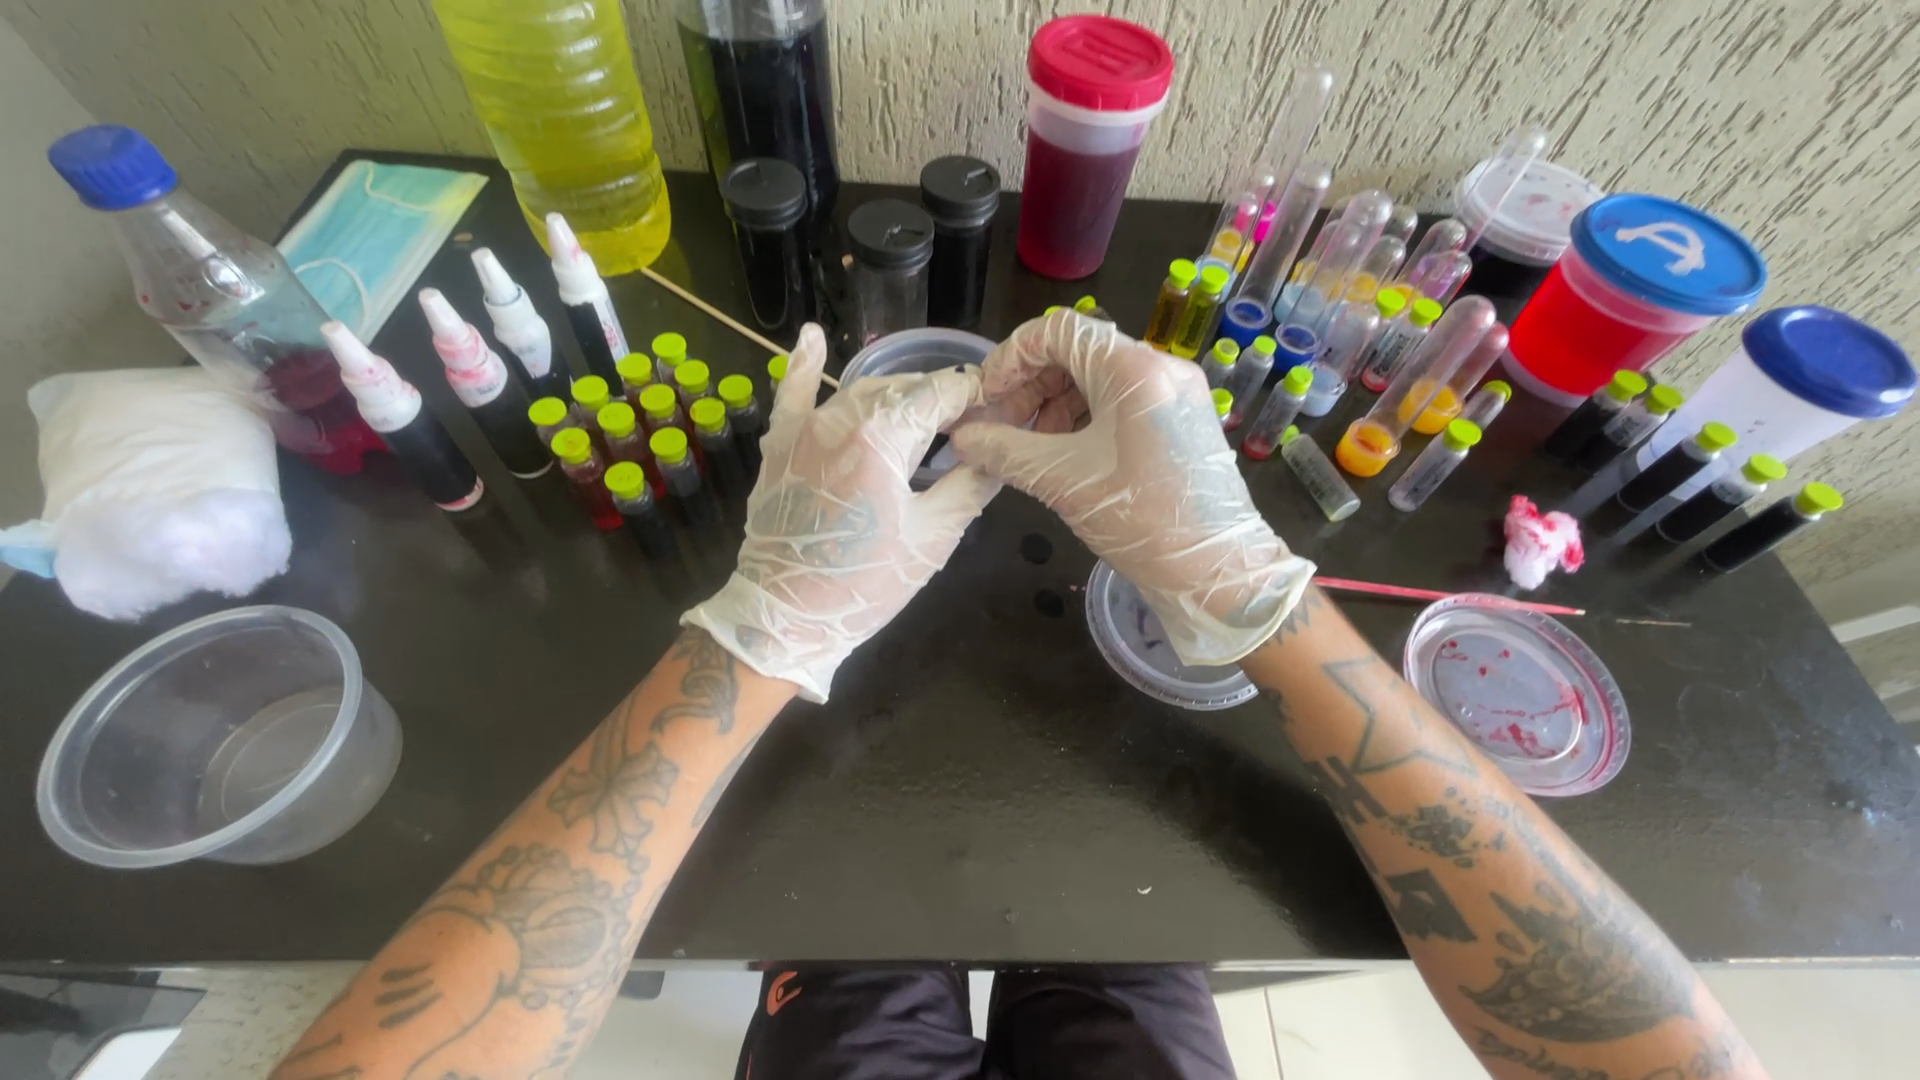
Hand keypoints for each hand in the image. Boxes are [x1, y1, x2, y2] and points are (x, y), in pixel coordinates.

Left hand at [684, 324, 998, 701]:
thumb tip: (998, 450)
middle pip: (904, 389)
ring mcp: (803, 428)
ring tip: (925, 416)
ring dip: (897, 397)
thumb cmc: (867, 583)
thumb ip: (971, 483)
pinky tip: (812, 336)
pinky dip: (802, 365)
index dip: (974, 397)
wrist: (786, 617)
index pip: (941, 394)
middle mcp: (839, 417)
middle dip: (940, 400)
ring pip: (860, 391)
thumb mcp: (934, 537)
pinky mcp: (778, 445)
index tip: (997, 410)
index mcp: (881, 435)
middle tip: (968, 428)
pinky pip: (790, 394)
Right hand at [951, 311, 1313, 665]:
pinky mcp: (1181, 417)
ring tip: (1032, 446)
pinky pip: (1122, 400)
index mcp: (1134, 371)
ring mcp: (1176, 391)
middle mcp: (1161, 367)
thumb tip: (962, 438)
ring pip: (1099, 377)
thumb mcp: (1062, 482)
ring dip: (1055, 403)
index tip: (987, 397)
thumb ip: (1004, 451)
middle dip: (1031, 385)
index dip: (1012, 357)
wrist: (1216, 571)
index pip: (1058, 331)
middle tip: (1003, 427)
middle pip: (1078, 352)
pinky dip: (1085, 417)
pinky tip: (1066, 452)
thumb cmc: (1140, 520)